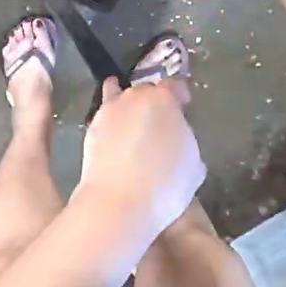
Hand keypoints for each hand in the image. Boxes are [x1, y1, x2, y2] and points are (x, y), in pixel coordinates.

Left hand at [74, 78, 205, 239]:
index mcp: (165, 100)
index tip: (184, 106)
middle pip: (147, 90)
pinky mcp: (92, 126)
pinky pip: (104, 113)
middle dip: (154, 101)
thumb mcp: (193, 163)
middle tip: (160, 121)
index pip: (175, 85)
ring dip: (129, 104)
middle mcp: (135, 97)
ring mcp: (110, 109)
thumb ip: (185, 139)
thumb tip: (177, 137)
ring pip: (121, 96)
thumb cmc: (166, 183)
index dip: (180, 95)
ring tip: (133, 117)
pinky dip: (110, 117)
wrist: (119, 200)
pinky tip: (113, 125)